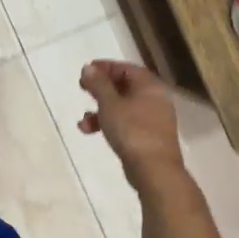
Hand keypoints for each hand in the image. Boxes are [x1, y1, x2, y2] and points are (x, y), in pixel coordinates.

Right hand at [78, 59, 185, 189]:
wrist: (155, 170)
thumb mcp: (109, 103)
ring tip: (83, 121)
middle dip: (101, 88)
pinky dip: (109, 123)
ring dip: (100, 109)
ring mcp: (153, 119)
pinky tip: (92, 132)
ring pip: (122, 106)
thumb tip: (89, 68)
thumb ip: (98, 84)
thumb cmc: (132, 130)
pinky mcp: (148, 136)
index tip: (86, 71)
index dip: (105, 67)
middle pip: (124, 86)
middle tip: (82, 88)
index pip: (126, 68)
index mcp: (150, 87)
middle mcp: (155, 99)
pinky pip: (126, 121)